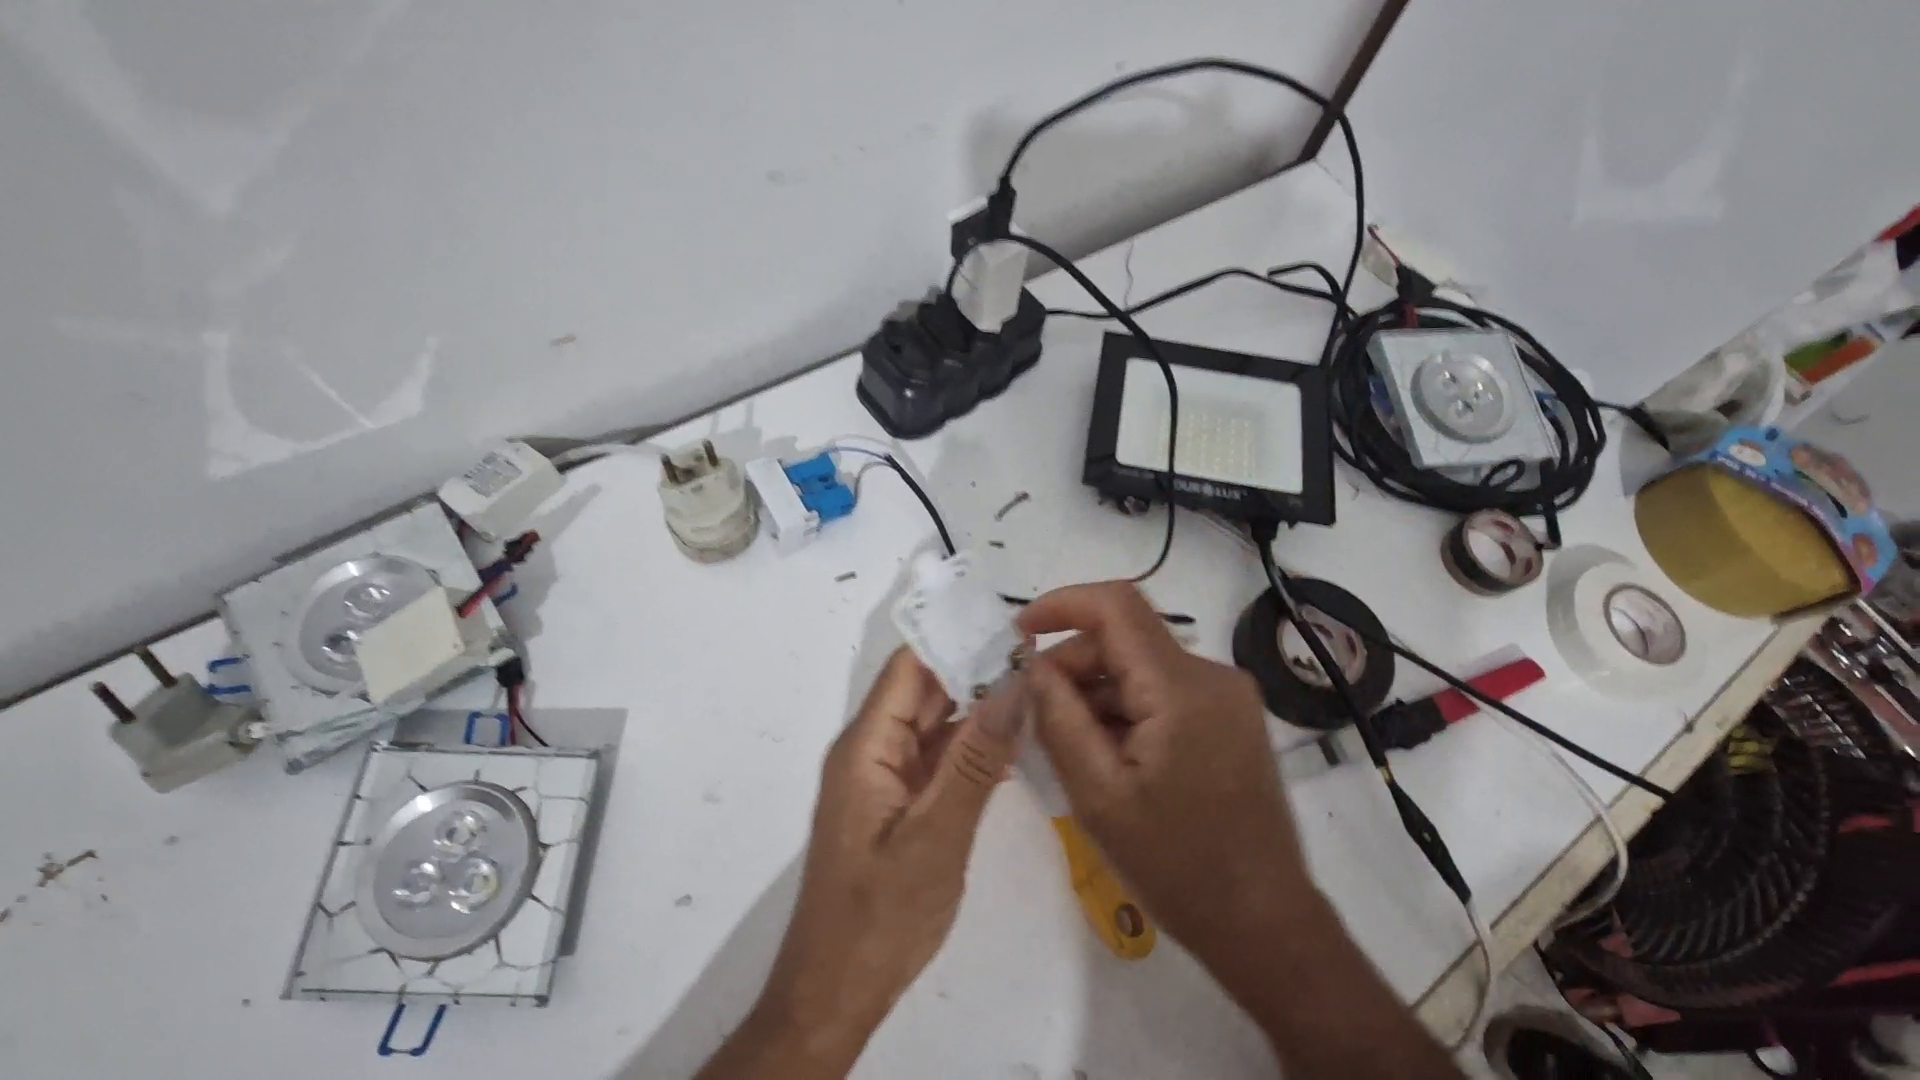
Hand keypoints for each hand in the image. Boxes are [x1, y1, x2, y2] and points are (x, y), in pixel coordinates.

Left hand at [716, 648, 1023, 1076]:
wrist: (837, 991)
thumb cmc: (880, 916)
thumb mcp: (936, 837)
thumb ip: (976, 761)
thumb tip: (1013, 687)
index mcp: (867, 746)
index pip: (910, 668)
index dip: (957, 640)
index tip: (1014, 629)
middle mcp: (872, 752)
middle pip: (924, 692)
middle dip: (976, 670)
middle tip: (1043, 657)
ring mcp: (885, 780)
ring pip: (935, 726)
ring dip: (979, 709)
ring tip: (1040, 690)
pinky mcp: (898, 807)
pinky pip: (938, 761)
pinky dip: (973, 750)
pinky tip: (1017, 746)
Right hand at [1016, 583, 1325, 964]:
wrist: (1262, 921)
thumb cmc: (1175, 864)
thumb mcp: (1098, 795)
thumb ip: (1059, 719)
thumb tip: (1033, 666)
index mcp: (1181, 689)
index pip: (1116, 606)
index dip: (1061, 604)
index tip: (1018, 634)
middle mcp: (1212, 676)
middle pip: (1125, 638)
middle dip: (1073, 664)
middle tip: (1037, 715)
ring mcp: (1229, 697)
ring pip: (1143, 665)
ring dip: (1098, 692)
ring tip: (1071, 748)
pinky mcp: (1232, 719)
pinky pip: (1165, 691)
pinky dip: (1127, 709)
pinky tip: (1109, 755)